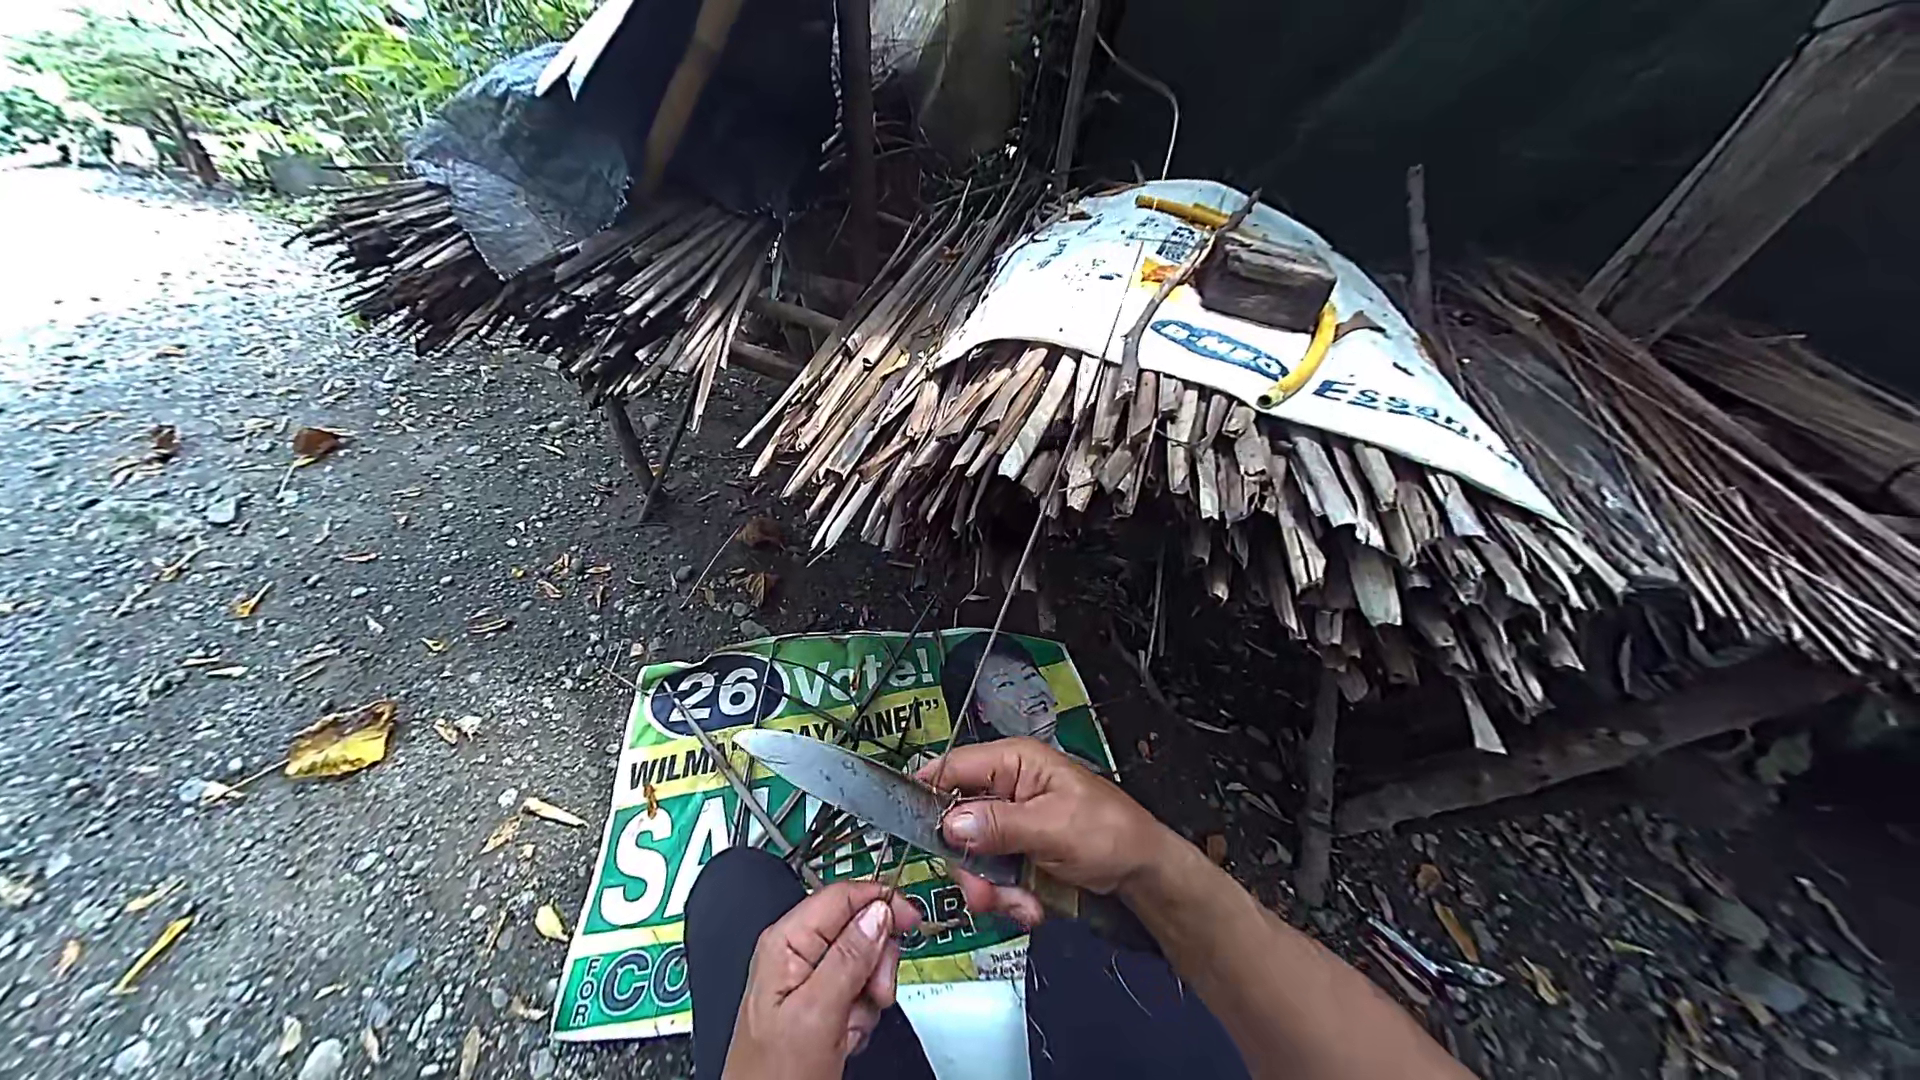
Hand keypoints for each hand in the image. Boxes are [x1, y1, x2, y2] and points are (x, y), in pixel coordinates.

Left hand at [722, 883, 921, 1079]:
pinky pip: (859, 987)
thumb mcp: (816, 1014)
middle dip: (876, 959)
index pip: (843, 895)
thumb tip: (877, 912)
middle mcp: (796, 950)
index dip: (880, 900)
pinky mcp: (820, 999)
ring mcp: (808, 976)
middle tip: (876, 991)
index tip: (910, 917)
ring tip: (854, 1021)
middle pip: (858, 925)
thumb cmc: (774, 1077)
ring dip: (870, 990)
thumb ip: (849, 957)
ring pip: (864, 957)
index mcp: (787, 940)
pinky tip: (847, 1032)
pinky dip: (863, 1010)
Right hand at [917, 737, 1176, 924]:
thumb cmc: (1108, 832)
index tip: (912, 829)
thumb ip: (1000, 824)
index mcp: (1014, 761)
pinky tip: (1030, 905)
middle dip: (969, 863)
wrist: (1142, 873)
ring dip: (991, 887)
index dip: (929, 794)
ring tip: (1022, 904)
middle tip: (984, 894)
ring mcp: (1009, 821)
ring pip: (970, 854)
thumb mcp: (1053, 826)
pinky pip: (990, 874)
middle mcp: (1005, 787)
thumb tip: (950, 822)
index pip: (954, 766)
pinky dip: (1005, 897)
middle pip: (956, 819)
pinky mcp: (1014, 851)